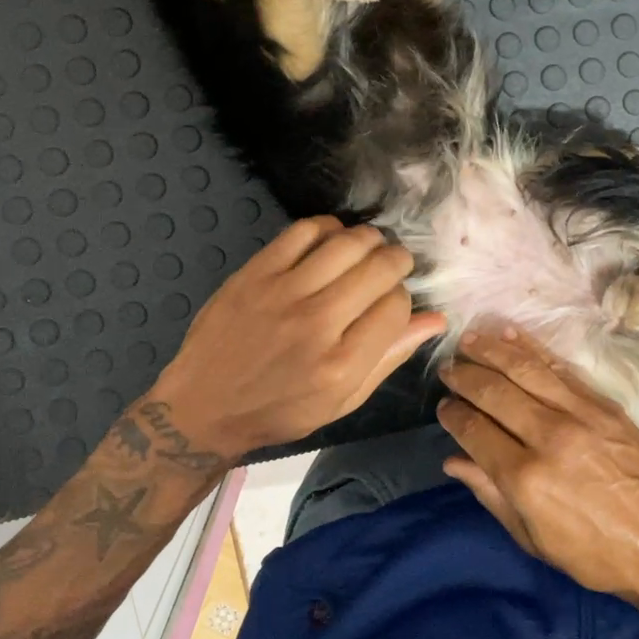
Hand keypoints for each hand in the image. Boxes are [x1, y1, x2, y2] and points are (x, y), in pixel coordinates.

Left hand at [149, 217, 445, 459]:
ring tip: (369, 249)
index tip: (392, 303)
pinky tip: (333, 240)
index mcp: (341, 364)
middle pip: (380, 268)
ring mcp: (283, 293)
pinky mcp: (256, 273)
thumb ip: (390, 357)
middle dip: (396, 262)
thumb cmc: (278, 411)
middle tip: (391, 267)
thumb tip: (436, 319)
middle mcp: (317, 324)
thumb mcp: (342, 401)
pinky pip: (305, 230)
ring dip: (370, 240)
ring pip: (348, 242)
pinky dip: (329, 227)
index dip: (404, 299)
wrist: (202, 407)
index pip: (397, 305)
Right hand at [440, 330, 638, 638]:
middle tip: (447, 370)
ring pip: (525, 370)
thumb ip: (491, 494)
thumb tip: (453, 461)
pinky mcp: (603, 403)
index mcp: (526, 478)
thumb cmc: (596, 554)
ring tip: (469, 340)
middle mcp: (549, 437)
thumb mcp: (534, 539)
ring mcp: (579, 414)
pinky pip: (559, 367)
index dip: (453, 416)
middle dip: (465, 378)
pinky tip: (510, 336)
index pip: (475, 432)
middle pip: (495, 393)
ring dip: (492, 351)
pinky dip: (532, 348)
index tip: (442, 408)